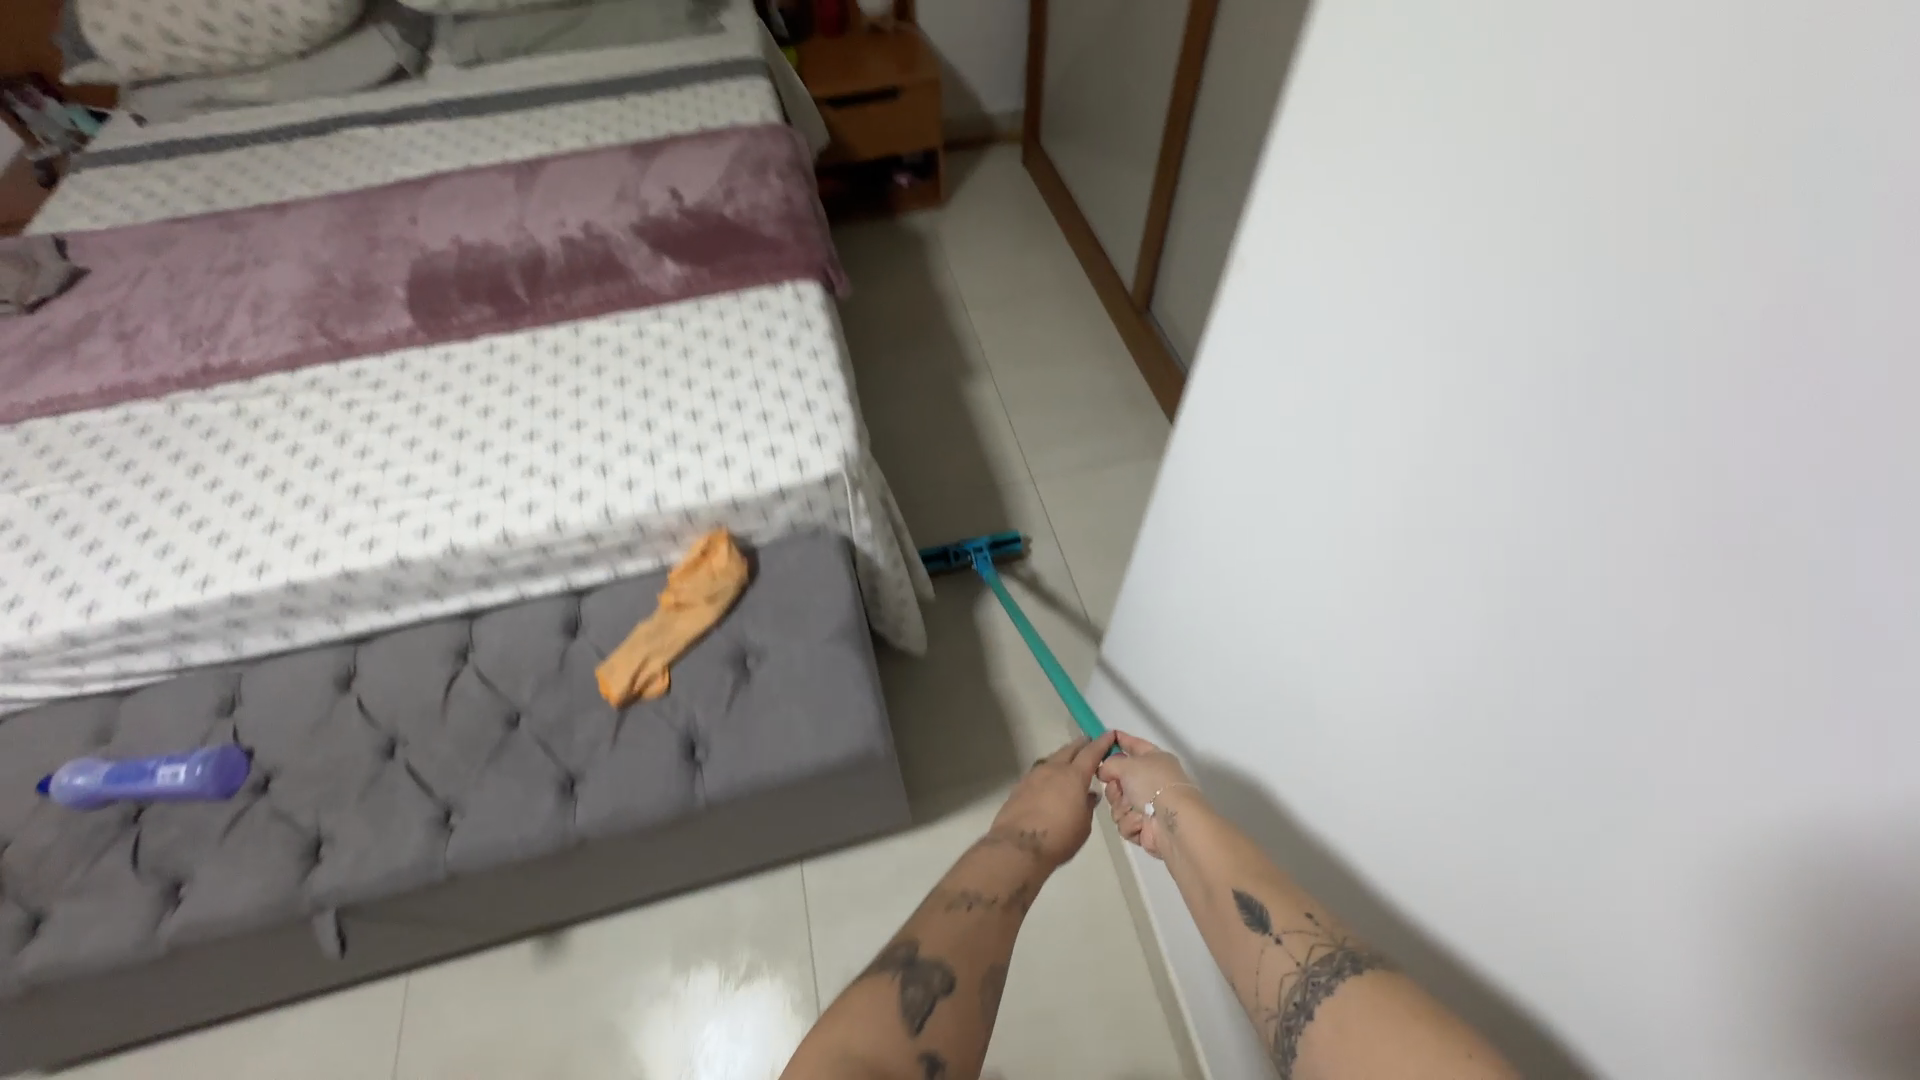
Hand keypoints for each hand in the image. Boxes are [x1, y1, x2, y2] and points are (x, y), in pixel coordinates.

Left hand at [983, 732, 1116, 869]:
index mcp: (1073, 776)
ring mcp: (1034, 775)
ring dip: (1063, 758)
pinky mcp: (1020, 786)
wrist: (1018, 846)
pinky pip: (1039, 771)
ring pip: (1052, 759)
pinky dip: (1048, 771)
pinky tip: (1049, 781)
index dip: (1102, 743)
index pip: (1091, 753)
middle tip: (1089, 744)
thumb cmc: (1059, 838)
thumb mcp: (1083, 825)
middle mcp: (1053, 769)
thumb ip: (1087, 805)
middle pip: (1069, 750)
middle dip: (1081, 745)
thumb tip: (1088, 794)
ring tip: (1069, 763)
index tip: (1109, 734)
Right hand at [1096, 732, 1198, 861]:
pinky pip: (1124, 822)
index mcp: (1153, 759)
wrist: (1173, 820)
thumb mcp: (1127, 765)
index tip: (1107, 736)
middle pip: (1118, 780)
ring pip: (1118, 804)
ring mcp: (1148, 805)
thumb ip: (1109, 763)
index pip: (1133, 745)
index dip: (1120, 740)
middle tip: (1120, 788)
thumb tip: (1104, 771)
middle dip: (1115, 787)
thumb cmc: (1153, 784)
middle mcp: (1150, 780)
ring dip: (1123, 807)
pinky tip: (1141, 823)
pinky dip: (1131, 822)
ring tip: (1135, 809)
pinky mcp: (1145, 827)